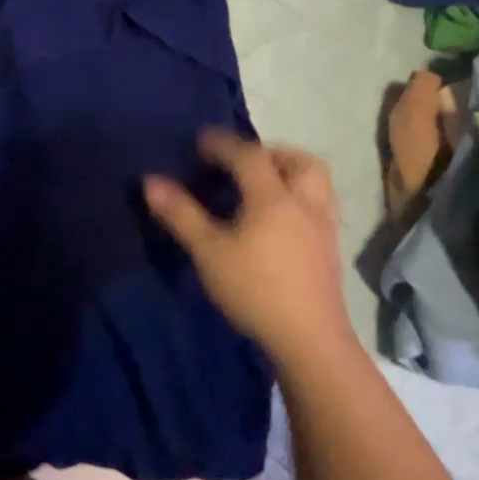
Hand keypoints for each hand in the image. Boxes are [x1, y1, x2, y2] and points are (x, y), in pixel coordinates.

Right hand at [144, 130, 350, 366]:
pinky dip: (293, 198)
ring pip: (315, 184)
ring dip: (286, 174)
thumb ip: (180, 214)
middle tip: (238, 163)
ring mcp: (322, 228)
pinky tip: (271, 219)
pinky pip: (315, 205)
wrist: (309, 339)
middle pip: (300, 161)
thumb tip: (151, 182)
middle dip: (269, 153)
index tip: (199, 141)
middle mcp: (305, 205)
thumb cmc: (254, 288)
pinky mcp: (328, 249)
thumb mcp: (207, 251)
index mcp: (274, 199)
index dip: (222, 144)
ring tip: (255, 187)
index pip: (249, 156)